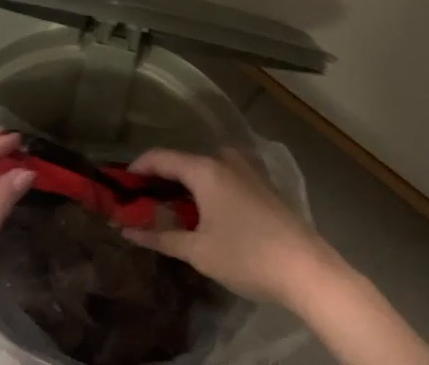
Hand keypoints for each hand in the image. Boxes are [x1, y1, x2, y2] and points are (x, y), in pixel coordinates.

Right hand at [121, 147, 334, 302]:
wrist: (307, 270)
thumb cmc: (247, 257)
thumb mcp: (198, 252)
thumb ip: (160, 237)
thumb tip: (126, 231)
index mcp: (205, 170)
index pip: (161, 157)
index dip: (137, 168)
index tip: (121, 184)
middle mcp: (225, 161)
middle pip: (184, 161)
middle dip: (161, 178)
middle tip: (144, 201)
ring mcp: (248, 171)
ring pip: (207, 169)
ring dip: (187, 184)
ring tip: (174, 209)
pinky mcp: (264, 186)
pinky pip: (225, 177)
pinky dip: (208, 188)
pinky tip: (207, 213)